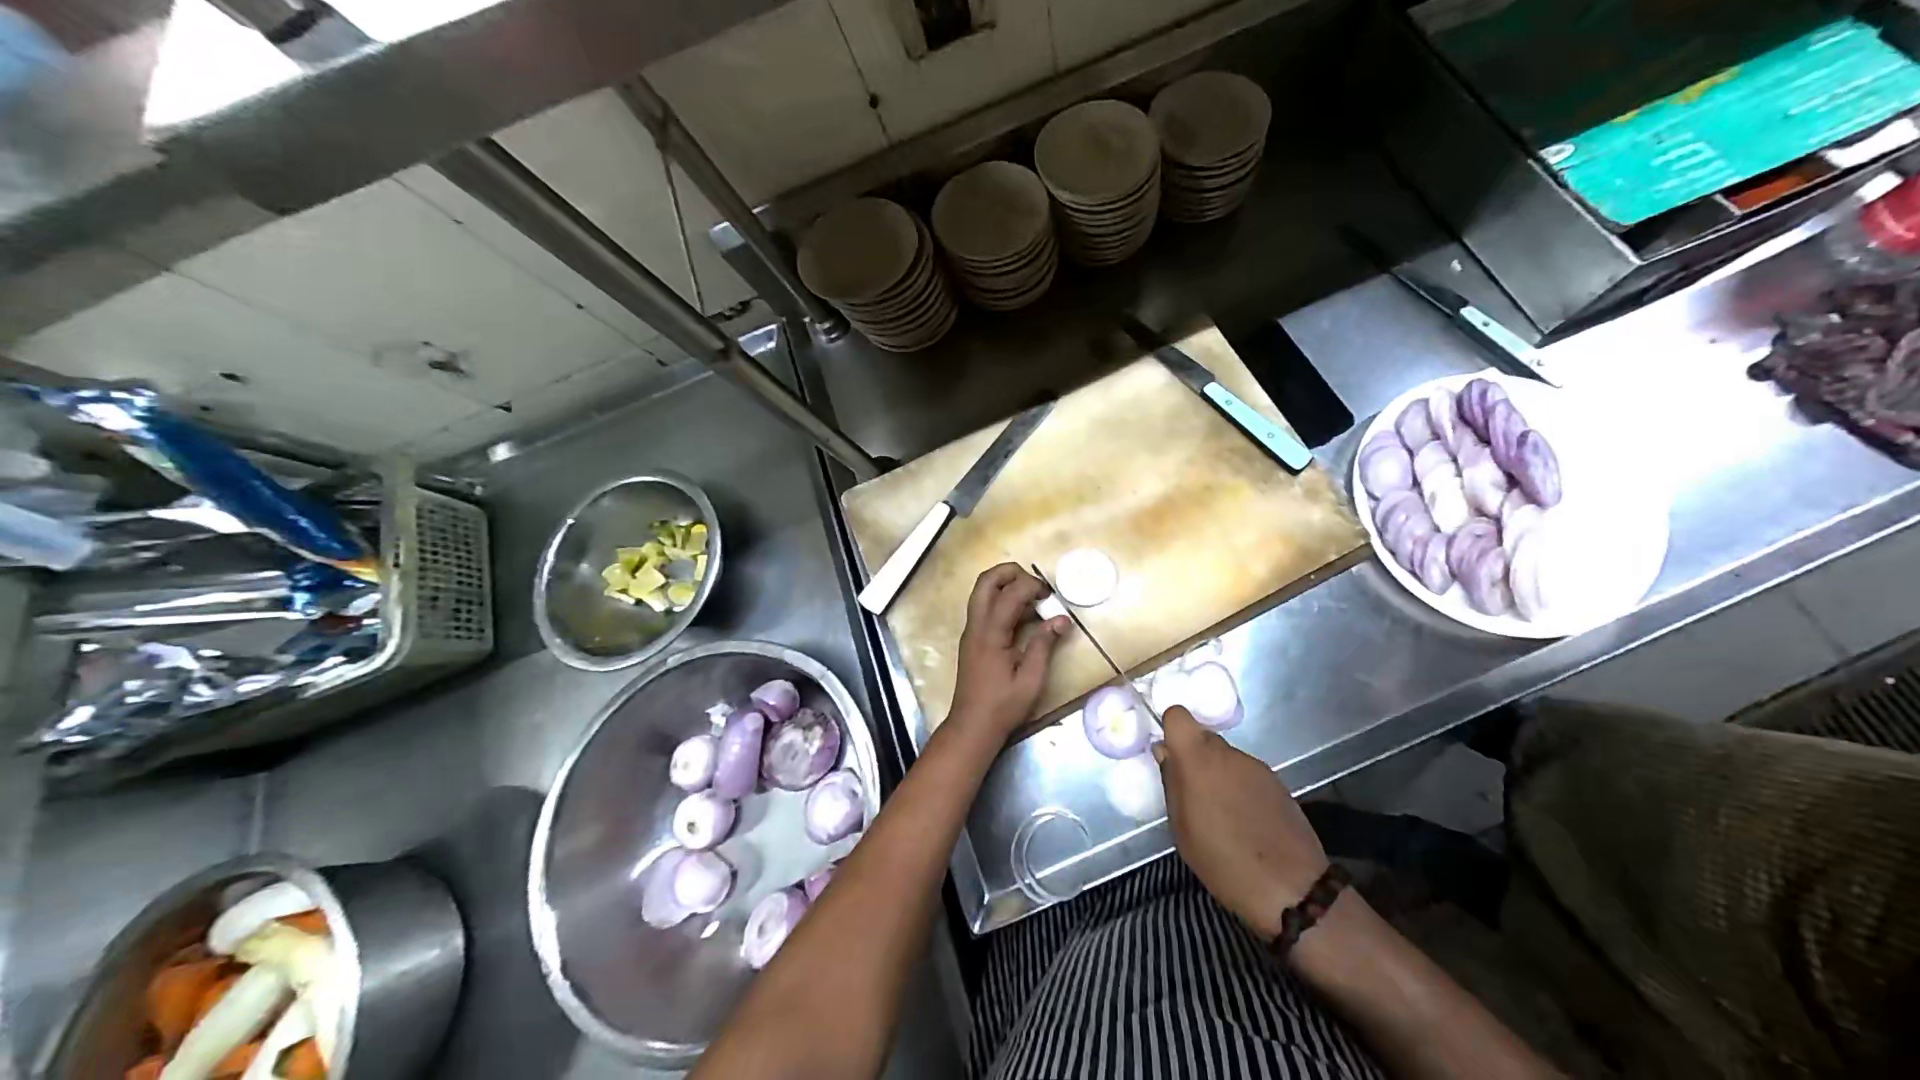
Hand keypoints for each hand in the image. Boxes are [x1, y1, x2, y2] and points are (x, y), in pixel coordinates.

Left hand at [946, 564, 1069, 740]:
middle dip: (1010, 573)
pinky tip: (1022, 616)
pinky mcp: (972, 639)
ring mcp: (971, 631)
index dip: (1032, 586)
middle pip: (985, 581)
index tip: (1051, 596)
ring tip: (1032, 598)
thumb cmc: (1003, 706)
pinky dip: (1001, 600)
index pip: (1009, 594)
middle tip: (1036, 585)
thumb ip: (1044, 645)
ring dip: (1005, 585)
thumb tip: (1062, 619)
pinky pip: (983, 607)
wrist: (973, 725)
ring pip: (981, 592)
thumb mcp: (1031, 679)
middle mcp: (976, 626)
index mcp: (990, 634)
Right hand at [1154, 706, 1329, 939]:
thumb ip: (1172, 783)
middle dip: (1194, 758)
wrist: (1291, 889)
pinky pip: (1246, 774)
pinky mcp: (1278, 784)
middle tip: (1191, 793)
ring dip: (1218, 774)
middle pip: (1204, 738)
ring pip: (1226, 758)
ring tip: (1219, 813)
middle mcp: (1229, 754)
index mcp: (1199, 759)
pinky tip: (1243, 820)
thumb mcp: (1181, 828)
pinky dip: (1239, 788)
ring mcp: (1257, 767)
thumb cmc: (1222, 860)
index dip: (1171, 730)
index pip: (1179, 716)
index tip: (1169, 755)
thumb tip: (1166, 754)